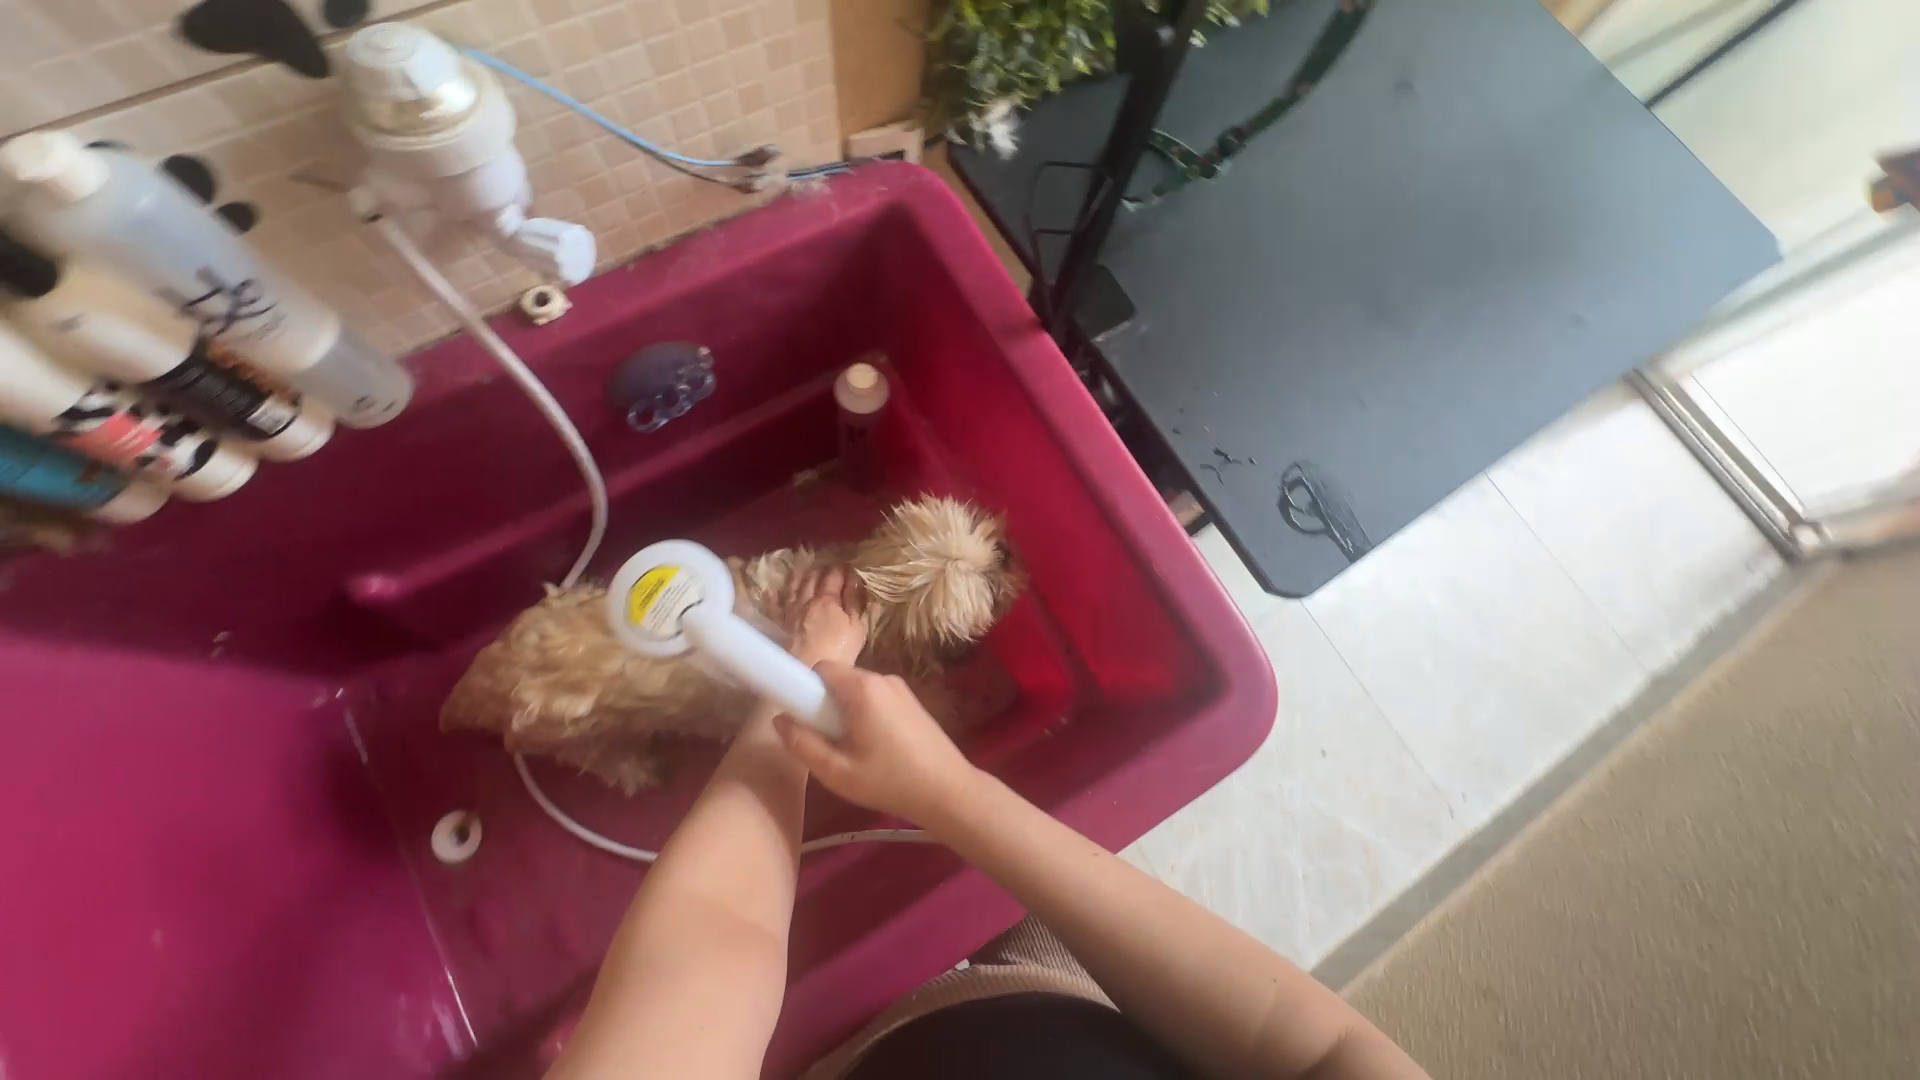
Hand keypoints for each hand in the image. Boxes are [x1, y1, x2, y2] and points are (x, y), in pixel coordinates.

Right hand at [774, 661, 977, 825]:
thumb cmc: (890, 781)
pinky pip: (875, 699)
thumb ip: (803, 744)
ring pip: (857, 691)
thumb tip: (780, 719)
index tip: (803, 720)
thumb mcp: (837, 772)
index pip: (820, 668)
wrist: (948, 790)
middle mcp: (882, 678)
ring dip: (846, 713)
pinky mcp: (911, 702)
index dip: (804, 690)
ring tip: (853, 752)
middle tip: (829, 743)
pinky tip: (875, 750)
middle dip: (825, 706)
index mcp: (863, 688)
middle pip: (839, 679)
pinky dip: (865, 716)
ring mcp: (900, 688)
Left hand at [779, 566, 866, 666]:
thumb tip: (854, 579)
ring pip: (793, 589)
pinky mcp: (779, 626)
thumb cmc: (838, 653)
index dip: (841, 569)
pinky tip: (772, 592)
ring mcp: (790, 613)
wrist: (806, 673)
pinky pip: (774, 607)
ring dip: (799, 577)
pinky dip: (774, 598)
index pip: (834, 577)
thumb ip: (855, 602)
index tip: (847, 565)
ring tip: (802, 568)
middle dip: (820, 570)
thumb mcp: (856, 627)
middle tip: (825, 564)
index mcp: (828, 599)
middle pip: (812, 579)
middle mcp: (806, 600)